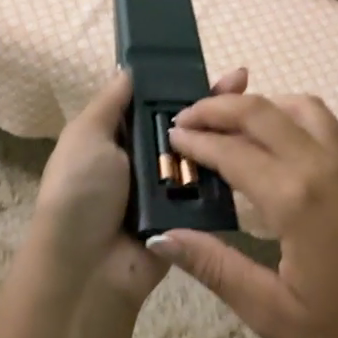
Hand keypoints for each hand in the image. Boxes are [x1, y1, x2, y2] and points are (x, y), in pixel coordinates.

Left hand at [31, 68, 247, 304]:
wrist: (87, 269)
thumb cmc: (79, 193)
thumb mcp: (86, 136)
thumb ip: (110, 101)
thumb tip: (129, 68)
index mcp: (117, 138)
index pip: (156, 102)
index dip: (183, 84)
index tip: (215, 68)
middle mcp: (144, 160)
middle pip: (186, 126)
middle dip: (214, 104)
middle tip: (243, 79)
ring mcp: (169, 190)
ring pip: (205, 154)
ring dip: (229, 134)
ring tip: (258, 109)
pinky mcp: (188, 218)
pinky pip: (213, 190)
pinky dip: (231, 172)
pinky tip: (258, 149)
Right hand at [151, 95, 337, 337]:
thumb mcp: (274, 314)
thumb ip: (216, 268)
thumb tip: (164, 237)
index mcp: (295, 197)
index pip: (232, 151)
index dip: (196, 142)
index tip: (167, 139)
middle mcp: (321, 165)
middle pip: (262, 111)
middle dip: (218, 108)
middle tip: (184, 120)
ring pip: (297, 106)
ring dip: (258, 105)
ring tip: (226, 124)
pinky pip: (320, 122)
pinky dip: (287, 114)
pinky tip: (274, 142)